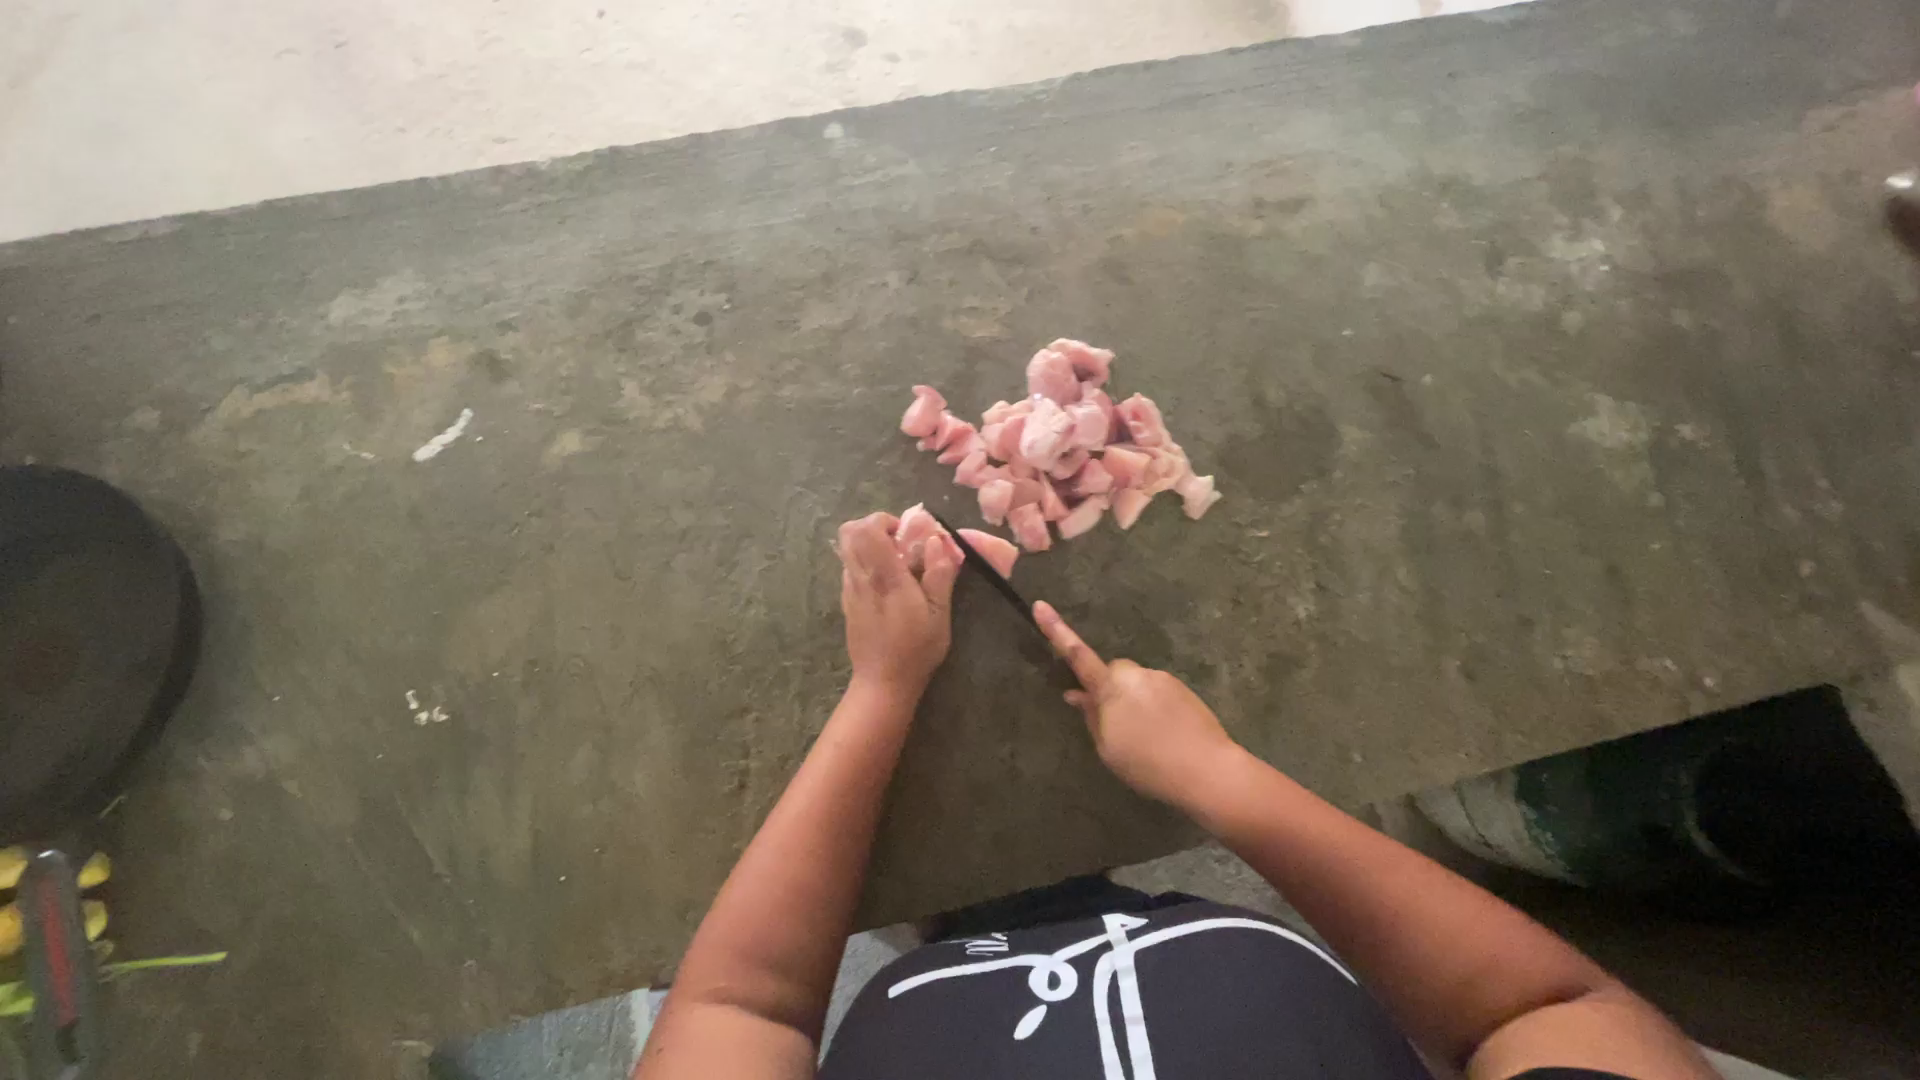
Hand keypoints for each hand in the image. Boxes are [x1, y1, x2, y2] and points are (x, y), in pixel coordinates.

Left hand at [836, 513, 959, 695]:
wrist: (882, 682)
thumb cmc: (916, 649)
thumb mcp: (939, 614)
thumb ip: (938, 574)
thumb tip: (936, 540)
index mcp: (885, 577)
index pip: (867, 529)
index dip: (885, 521)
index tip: (907, 535)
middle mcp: (861, 578)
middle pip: (848, 532)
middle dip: (873, 527)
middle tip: (899, 543)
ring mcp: (849, 590)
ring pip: (847, 549)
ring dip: (869, 545)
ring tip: (896, 564)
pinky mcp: (846, 602)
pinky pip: (850, 568)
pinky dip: (866, 564)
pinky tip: (887, 585)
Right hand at [1034, 601, 1244, 805]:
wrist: (1207, 770)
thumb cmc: (1148, 765)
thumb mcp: (1108, 748)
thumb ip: (1091, 717)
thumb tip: (1076, 694)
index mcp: (1110, 688)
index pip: (1076, 655)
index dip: (1056, 630)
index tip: (1039, 604)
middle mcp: (1135, 674)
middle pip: (1112, 672)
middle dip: (1110, 689)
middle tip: (1116, 726)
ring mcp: (1161, 679)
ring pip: (1136, 683)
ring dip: (1134, 701)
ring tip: (1146, 738)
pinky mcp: (1182, 688)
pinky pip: (1157, 691)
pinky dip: (1155, 707)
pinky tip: (1166, 735)